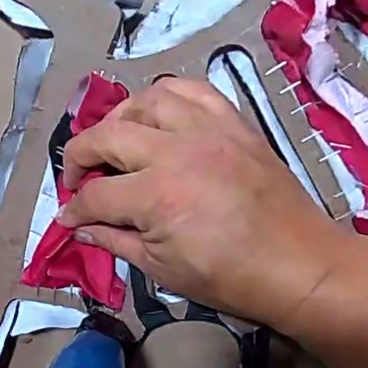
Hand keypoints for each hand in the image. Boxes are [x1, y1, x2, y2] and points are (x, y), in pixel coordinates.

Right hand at [57, 77, 367, 329]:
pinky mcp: (234, 123)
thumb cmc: (229, 277)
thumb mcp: (162, 269)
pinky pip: (193, 89)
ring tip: (115, 139)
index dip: (74, 210)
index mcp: (157, 196)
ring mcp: (208, 130)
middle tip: (78, 179)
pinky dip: (166, 97)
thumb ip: (115, 241)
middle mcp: (177, 151)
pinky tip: (158, 115)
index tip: (69, 220)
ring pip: (146, 99)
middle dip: (79, 156)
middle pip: (107, 136)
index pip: (95, 196)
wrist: (298, 264)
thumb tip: (81, 229)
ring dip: (119, 117)